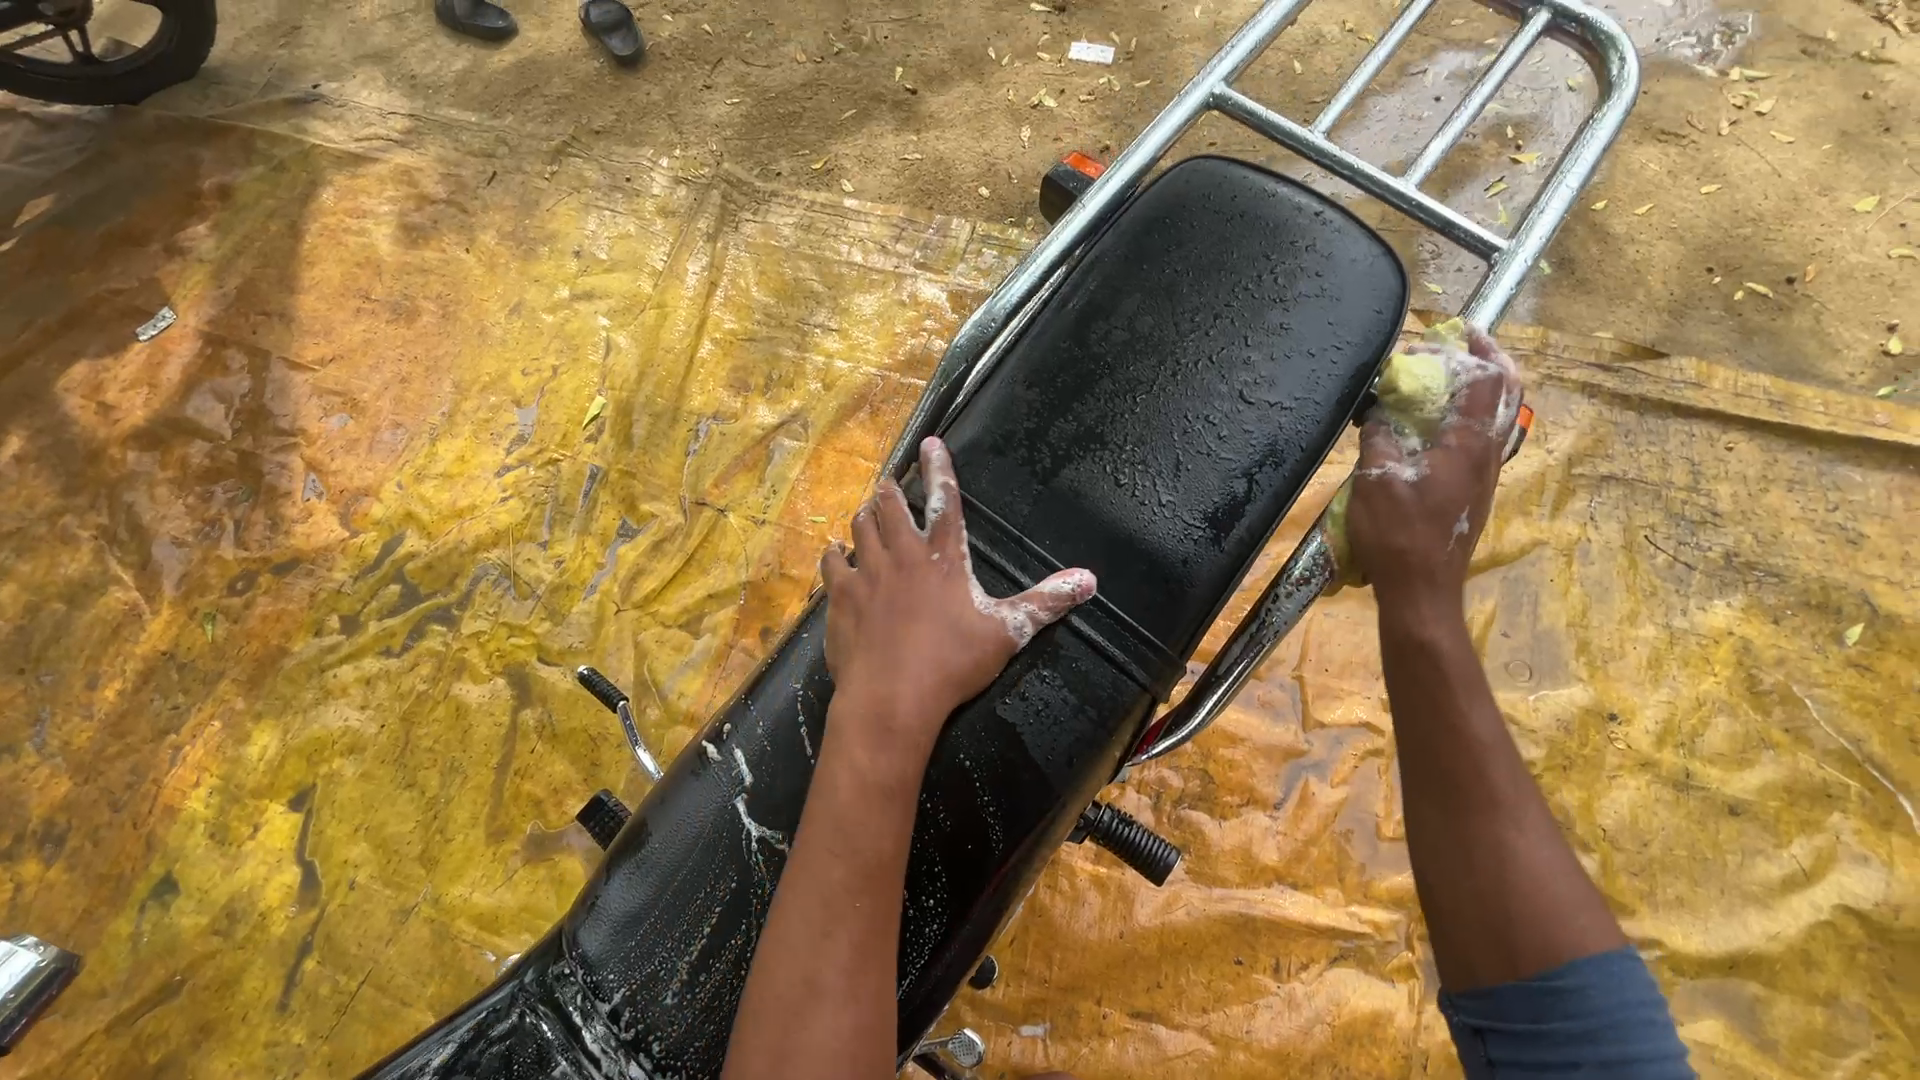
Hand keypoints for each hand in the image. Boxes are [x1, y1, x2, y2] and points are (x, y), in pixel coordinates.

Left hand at [820, 436, 1096, 758]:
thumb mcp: (1007, 632)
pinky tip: (834, 555)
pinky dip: (833, 555)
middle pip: (892, 507)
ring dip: (865, 516)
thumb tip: (1089, 580)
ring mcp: (866, 573)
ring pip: (860, 528)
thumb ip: (1046, 602)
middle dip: (892, 490)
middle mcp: (902, 555)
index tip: (930, 442)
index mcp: (943, 557)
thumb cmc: (953, 662)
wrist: (892, 696)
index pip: (946, 501)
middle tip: (891, 484)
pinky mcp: (840, 598)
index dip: (940, 468)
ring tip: (868, 511)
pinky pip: (832, 564)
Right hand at [1345, 327, 1519, 611]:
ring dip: (1476, 389)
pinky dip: (1463, 417)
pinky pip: (1478, 439)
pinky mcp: (1471, 492)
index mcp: (1467, 446)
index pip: (1486, 381)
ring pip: (1495, 417)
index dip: (1471, 350)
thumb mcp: (1375, 481)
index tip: (1450, 331)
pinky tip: (1433, 424)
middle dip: (1488, 362)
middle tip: (1463, 343)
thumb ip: (1379, 439)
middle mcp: (1486, 455)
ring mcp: (1483, 476)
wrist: (1421, 590)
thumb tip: (1379, 412)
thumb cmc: (1398, 535)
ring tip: (1445, 377)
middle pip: (1505, 394)